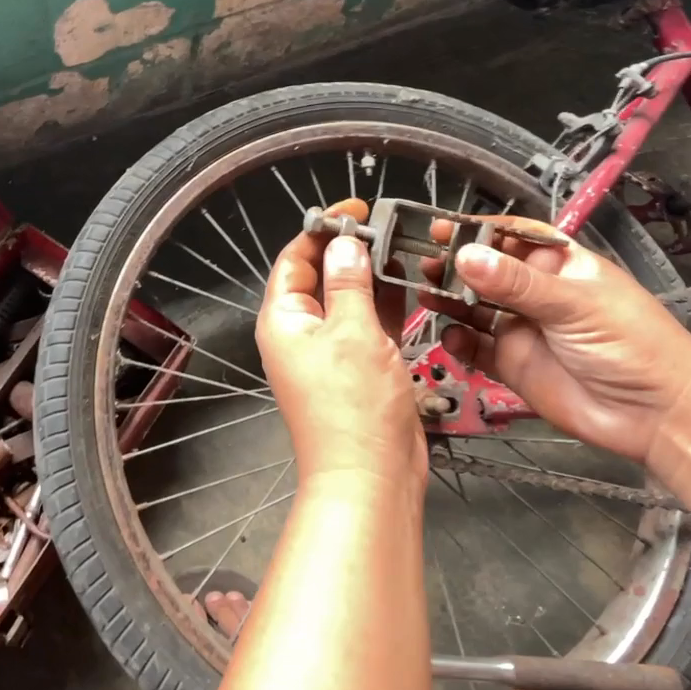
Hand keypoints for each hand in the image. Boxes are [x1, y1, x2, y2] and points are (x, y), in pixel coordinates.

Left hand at [257, 198, 426, 490]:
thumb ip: (349, 283)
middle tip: (386, 226)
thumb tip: (343, 244)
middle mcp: (300, 330)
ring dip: (371, 274)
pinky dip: (383, 304)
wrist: (370, 478)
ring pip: (348, 298)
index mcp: (283, 318)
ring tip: (402, 246)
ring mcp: (329, 349)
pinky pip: (367, 324)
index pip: (294, 259)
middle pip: (321, 276)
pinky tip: (407, 282)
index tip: (353, 211)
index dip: (321, 231)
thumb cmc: (353, 407)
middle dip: (350, 250)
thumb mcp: (352, 333)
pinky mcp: (357, 366)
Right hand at [420, 216, 690, 464]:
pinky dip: (457, 342)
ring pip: (471, 307)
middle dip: (452, 266)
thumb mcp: (574, 305)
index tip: (440, 229)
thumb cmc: (632, 345)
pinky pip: (474, 347)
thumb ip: (515, 284)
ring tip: (424, 296)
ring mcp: (520, 329)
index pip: (510, 236)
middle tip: (422, 265)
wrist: (660, 418)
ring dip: (447, 301)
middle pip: (482, 270)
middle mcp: (533, 294)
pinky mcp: (510, 364)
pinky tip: (451, 338)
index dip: (476, 230)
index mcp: (557, 267)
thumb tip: (463, 255)